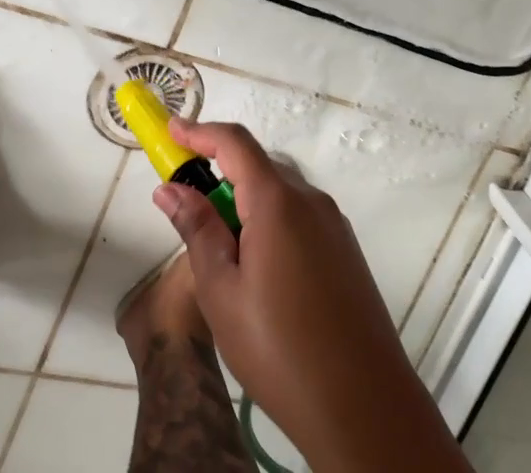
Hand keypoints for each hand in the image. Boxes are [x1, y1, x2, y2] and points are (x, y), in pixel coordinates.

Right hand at [153, 119, 468, 472]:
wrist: (360, 399)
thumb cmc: (277, 346)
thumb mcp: (221, 290)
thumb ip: (197, 230)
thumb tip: (171, 188)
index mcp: (279, 202)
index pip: (236, 144)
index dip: (200, 133)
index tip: (170, 131)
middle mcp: (312, 202)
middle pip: (260, 167)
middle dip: (219, 173)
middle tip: (183, 204)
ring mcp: (335, 226)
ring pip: (281, 194)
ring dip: (245, 203)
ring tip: (218, 249)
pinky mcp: (345, 250)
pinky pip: (301, 217)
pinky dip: (270, 222)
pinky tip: (257, 268)